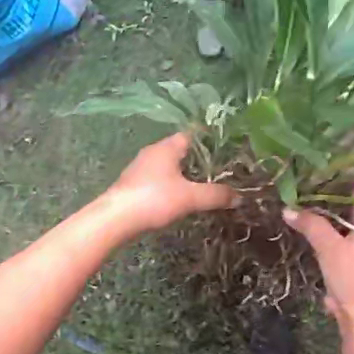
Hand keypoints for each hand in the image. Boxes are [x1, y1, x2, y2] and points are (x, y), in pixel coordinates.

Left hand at [96, 132, 237, 236]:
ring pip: (166, 166)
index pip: (190, 135)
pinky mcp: (133, 185)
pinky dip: (170, 185)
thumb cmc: (154, 199)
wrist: (115, 219)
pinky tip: (178, 198)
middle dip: (197, 159)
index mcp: (166, 148)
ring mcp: (139, 169)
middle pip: (178, 150)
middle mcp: (151, 153)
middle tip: (218, 169)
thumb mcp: (190, 197)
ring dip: (182, 173)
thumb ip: (215, 195)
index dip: (207, 139)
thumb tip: (238, 197)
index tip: (224, 146)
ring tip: (202, 185)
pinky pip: (157, 179)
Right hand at [283, 182, 353, 331]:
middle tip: (298, 176)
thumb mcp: (331, 246)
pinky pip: (329, 239)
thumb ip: (311, 224)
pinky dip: (316, 230)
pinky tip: (298, 226)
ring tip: (293, 196)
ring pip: (335, 221)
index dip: (345, 170)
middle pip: (346, 202)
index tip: (321, 158)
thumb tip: (288, 208)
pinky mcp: (345, 264)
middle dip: (324, 190)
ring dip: (318, 211)